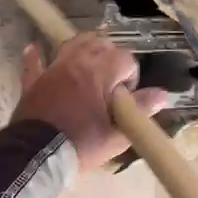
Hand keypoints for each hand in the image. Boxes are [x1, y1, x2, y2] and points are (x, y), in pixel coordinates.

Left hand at [11, 32, 167, 170]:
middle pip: (99, 44)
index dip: (130, 76)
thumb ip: (140, 109)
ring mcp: (53, 69)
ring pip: (71, 45)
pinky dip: (36, 56)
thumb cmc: (82, 143)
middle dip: (111, 57)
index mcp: (100, 72)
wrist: (38, 153)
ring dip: (83, 48)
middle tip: (112, 81)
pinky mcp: (34, 81)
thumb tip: (163, 94)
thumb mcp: (117, 133)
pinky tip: (34, 48)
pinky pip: (34, 63)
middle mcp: (76, 62)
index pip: (125, 58)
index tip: (125, 98)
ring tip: (90, 61)